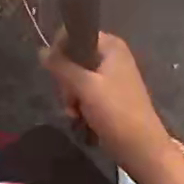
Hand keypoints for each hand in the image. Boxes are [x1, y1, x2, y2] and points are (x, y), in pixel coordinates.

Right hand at [41, 31, 170, 167]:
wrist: (142, 149)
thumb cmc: (116, 113)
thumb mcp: (85, 86)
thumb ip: (62, 66)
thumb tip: (42, 50)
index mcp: (110, 45)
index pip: (75, 34)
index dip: (60, 51)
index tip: (56, 71)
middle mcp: (111, 56)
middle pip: (73, 58)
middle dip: (66, 81)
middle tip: (71, 98)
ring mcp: (111, 76)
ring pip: (76, 78)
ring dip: (71, 97)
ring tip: (76, 113)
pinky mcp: (110, 95)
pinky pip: (85, 92)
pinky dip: (80, 105)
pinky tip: (80, 119)